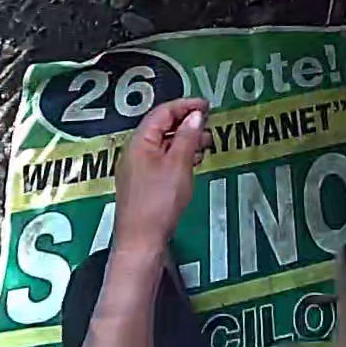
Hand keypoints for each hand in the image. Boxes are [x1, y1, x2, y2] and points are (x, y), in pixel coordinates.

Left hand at [112, 98, 210, 260]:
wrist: (142, 241)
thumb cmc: (160, 200)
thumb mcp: (178, 164)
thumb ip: (187, 136)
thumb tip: (196, 115)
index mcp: (140, 142)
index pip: (163, 112)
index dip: (186, 105)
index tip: (207, 106)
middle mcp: (136, 150)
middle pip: (161, 125)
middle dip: (186, 122)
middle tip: (209, 125)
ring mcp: (138, 167)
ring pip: (163, 142)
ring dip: (185, 139)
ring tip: (206, 144)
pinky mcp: (144, 182)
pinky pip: (163, 158)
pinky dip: (179, 154)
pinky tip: (193, 161)